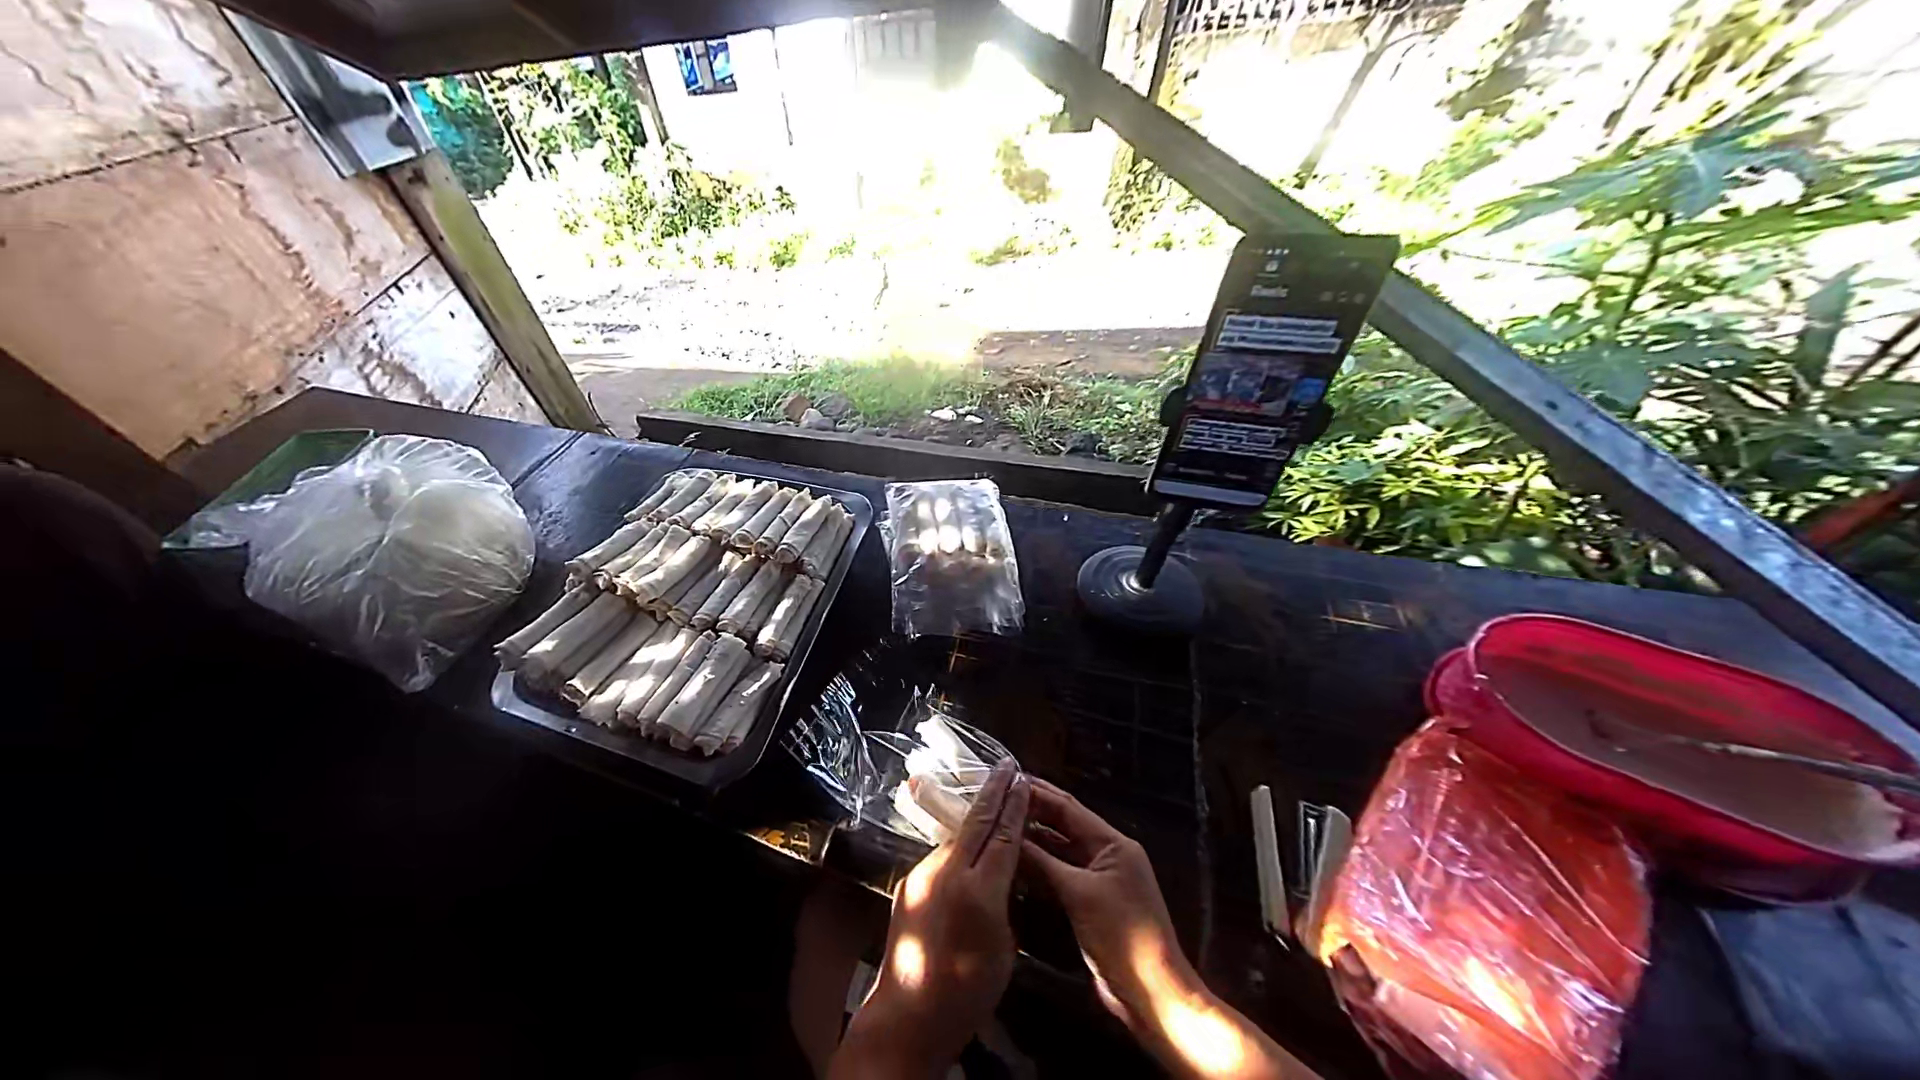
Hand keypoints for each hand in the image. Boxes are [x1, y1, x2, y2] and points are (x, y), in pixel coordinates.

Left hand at [831, 760, 1030, 1078]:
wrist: (907, 1016)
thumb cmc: (967, 992)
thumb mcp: (1004, 946)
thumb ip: (1004, 900)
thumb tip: (1002, 873)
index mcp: (979, 892)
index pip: (1003, 837)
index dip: (1015, 807)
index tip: (1022, 781)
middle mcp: (947, 873)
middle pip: (976, 822)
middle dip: (994, 791)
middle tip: (1006, 767)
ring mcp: (923, 875)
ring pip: (956, 837)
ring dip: (975, 818)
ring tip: (991, 799)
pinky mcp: (908, 883)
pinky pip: (941, 856)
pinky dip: (958, 845)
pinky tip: (967, 846)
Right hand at [1019, 776, 1187, 1029]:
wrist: (1150, 993)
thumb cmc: (1121, 936)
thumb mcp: (1079, 894)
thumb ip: (1043, 863)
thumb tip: (1009, 838)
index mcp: (1112, 843)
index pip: (1068, 808)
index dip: (1038, 793)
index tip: (1007, 780)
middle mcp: (1106, 854)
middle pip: (1063, 826)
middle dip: (1032, 812)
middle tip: (997, 800)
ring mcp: (1098, 879)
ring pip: (1059, 851)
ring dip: (1032, 840)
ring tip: (997, 826)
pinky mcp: (1089, 902)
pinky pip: (1059, 875)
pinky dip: (1038, 868)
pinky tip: (1012, 862)